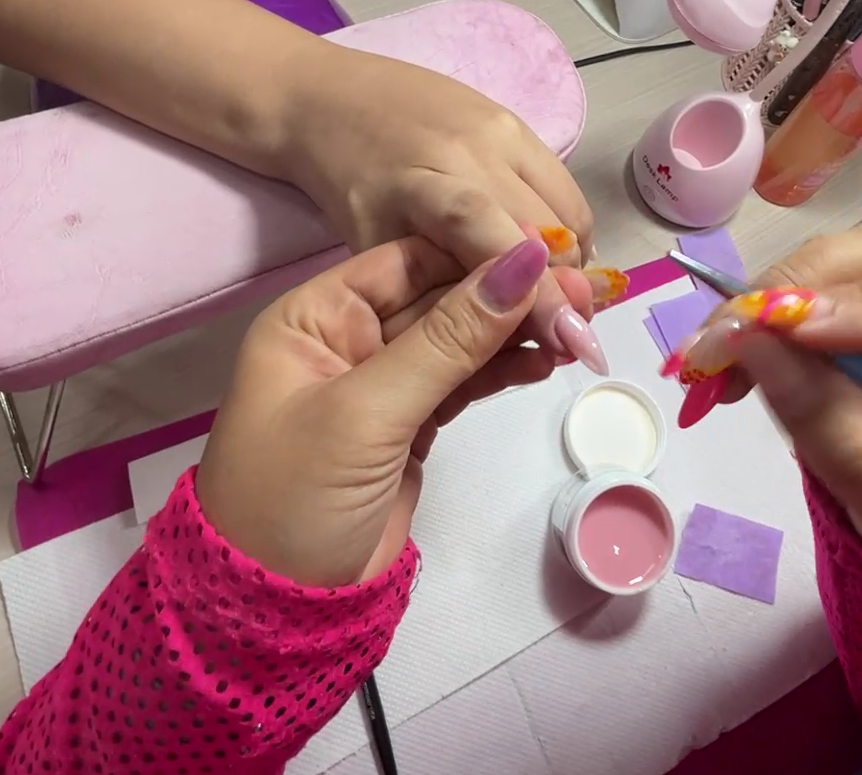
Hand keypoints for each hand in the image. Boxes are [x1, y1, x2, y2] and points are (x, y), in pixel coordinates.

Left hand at [197, 236, 555, 586]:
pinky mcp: (411, 421)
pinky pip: (464, 380)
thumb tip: (525, 261)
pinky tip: (546, 362)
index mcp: (316, 316)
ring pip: (459, 340)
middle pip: (441, 298)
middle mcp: (349, 337)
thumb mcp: (371, 410)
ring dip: (515, 333)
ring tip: (577, 329)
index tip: (547, 250)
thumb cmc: (299, 496)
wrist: (280, 613)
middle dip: (508, 296)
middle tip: (581, 294)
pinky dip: (504, 370)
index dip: (476, 251)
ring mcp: (383, 381)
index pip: (408, 261)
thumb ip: (451, 336)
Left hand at [278, 46, 606, 373]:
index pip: (496, 241)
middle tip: (567, 338)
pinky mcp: (517, 120)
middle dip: (568, 291)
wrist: (328, 95)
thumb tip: (509, 336)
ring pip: (569, 210)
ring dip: (572, 262)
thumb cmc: (342, 183)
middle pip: (550, 230)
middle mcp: (477, 146)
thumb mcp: (370, 249)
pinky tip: (546, 258)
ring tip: (556, 301)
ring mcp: (505, 128)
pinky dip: (565, 230)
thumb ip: (435, 292)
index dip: (539, 297)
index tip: (574, 345)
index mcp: (423, 182)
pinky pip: (561, 187)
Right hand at [731, 219, 861, 567]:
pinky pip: (802, 285)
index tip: (787, 331)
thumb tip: (754, 345)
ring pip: (831, 260)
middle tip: (715, 347)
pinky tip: (726, 359)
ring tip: (710, 364)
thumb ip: (844, 432)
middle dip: (789, 296)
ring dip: (759, 306)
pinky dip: (754, 319)